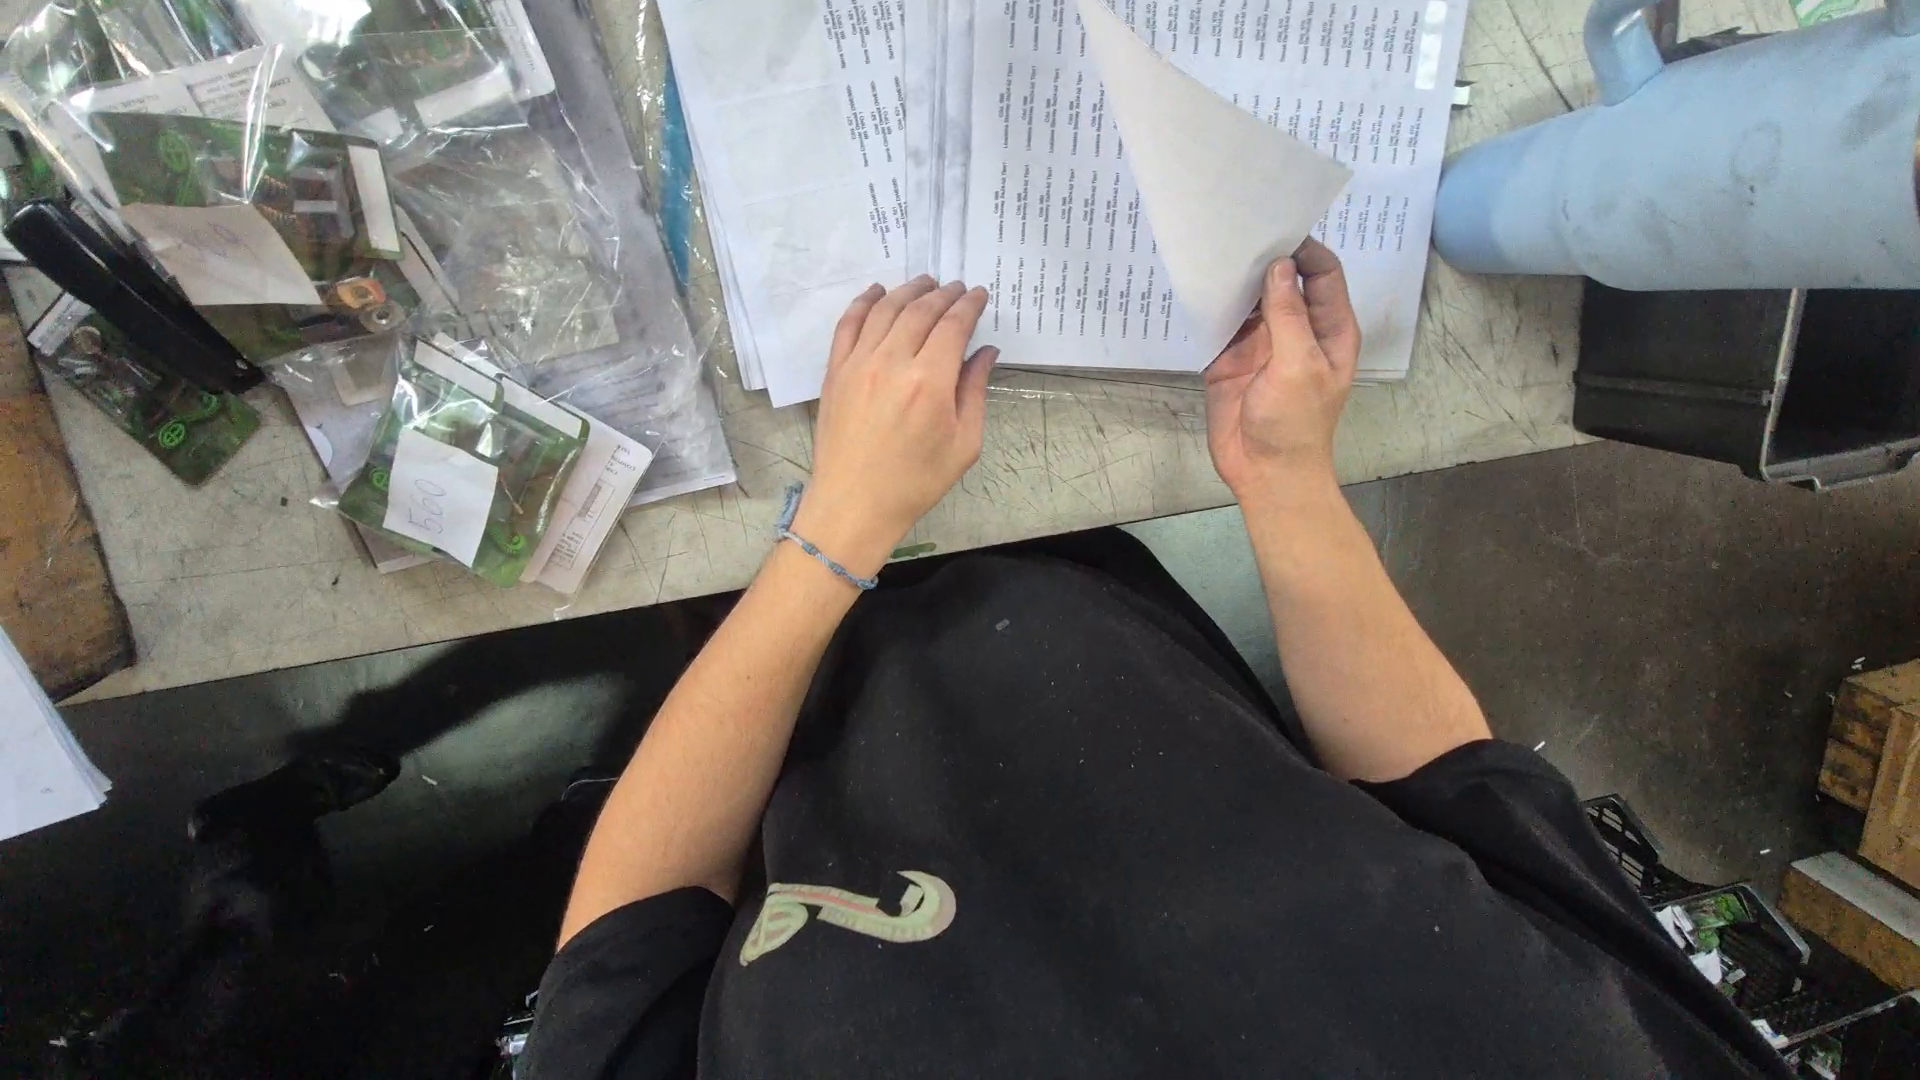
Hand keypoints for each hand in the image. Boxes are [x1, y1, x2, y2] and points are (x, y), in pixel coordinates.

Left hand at [791, 276, 998, 578]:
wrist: (855, 504)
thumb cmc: (915, 482)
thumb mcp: (964, 445)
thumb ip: (975, 392)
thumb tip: (985, 353)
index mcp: (930, 382)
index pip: (953, 326)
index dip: (968, 306)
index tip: (979, 295)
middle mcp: (892, 363)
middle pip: (920, 311)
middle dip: (942, 294)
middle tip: (956, 287)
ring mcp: (858, 364)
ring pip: (885, 310)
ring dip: (908, 291)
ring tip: (924, 283)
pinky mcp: (835, 372)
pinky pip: (849, 324)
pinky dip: (864, 302)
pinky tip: (876, 292)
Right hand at [1203, 238, 1359, 503]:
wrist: (1265, 471)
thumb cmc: (1295, 422)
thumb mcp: (1298, 364)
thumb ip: (1287, 315)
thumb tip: (1278, 266)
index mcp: (1328, 329)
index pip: (1323, 274)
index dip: (1304, 250)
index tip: (1275, 230)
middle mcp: (1295, 331)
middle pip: (1283, 282)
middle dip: (1265, 260)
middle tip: (1236, 233)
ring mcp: (1261, 346)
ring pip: (1250, 302)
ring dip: (1235, 283)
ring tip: (1213, 253)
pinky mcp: (1230, 361)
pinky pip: (1222, 327)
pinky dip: (1212, 309)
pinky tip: (1198, 289)